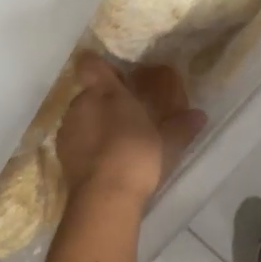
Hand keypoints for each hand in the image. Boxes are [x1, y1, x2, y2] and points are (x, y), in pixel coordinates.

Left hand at [55, 53, 206, 206]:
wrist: (104, 197)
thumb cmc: (137, 157)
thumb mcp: (168, 142)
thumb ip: (181, 126)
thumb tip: (199, 115)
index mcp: (105, 92)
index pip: (92, 65)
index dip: (103, 69)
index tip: (120, 80)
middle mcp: (80, 104)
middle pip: (89, 94)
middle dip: (104, 101)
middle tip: (127, 118)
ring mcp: (67, 129)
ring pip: (80, 117)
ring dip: (93, 124)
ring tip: (116, 143)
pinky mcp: (61, 154)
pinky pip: (75, 140)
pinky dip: (86, 145)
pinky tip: (103, 161)